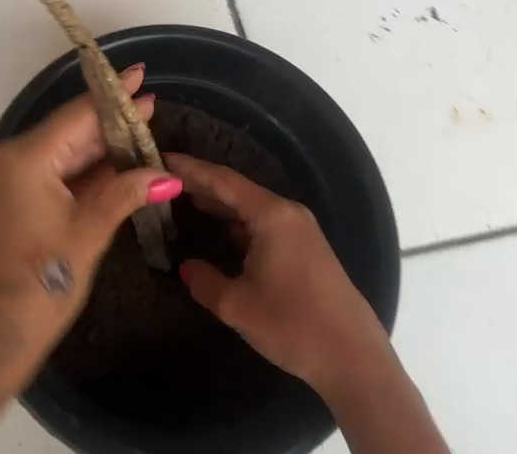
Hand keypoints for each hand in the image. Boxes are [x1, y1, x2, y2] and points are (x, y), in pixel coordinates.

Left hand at [0, 64, 181, 387]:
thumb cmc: (40, 283)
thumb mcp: (88, 233)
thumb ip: (125, 194)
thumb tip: (168, 176)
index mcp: (27, 157)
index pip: (78, 114)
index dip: (113, 96)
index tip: (138, 73)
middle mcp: (16, 158)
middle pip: (73, 129)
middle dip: (113, 120)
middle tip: (151, 102)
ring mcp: (17, 179)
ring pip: (69, 151)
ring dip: (105, 145)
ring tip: (145, 127)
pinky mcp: (22, 199)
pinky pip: (61, 172)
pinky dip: (90, 169)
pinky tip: (123, 162)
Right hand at [165, 152, 391, 395]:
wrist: (354, 359)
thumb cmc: (294, 326)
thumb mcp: (238, 306)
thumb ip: (204, 281)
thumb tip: (186, 267)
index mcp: (272, 215)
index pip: (223, 181)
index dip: (191, 169)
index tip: (162, 157)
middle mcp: (287, 213)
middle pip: (237, 190)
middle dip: (201, 184)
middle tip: (165, 180)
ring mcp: (300, 230)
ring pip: (250, 208)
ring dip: (219, 205)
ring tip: (183, 200)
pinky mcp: (305, 249)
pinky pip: (263, 224)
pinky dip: (237, 223)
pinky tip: (218, 230)